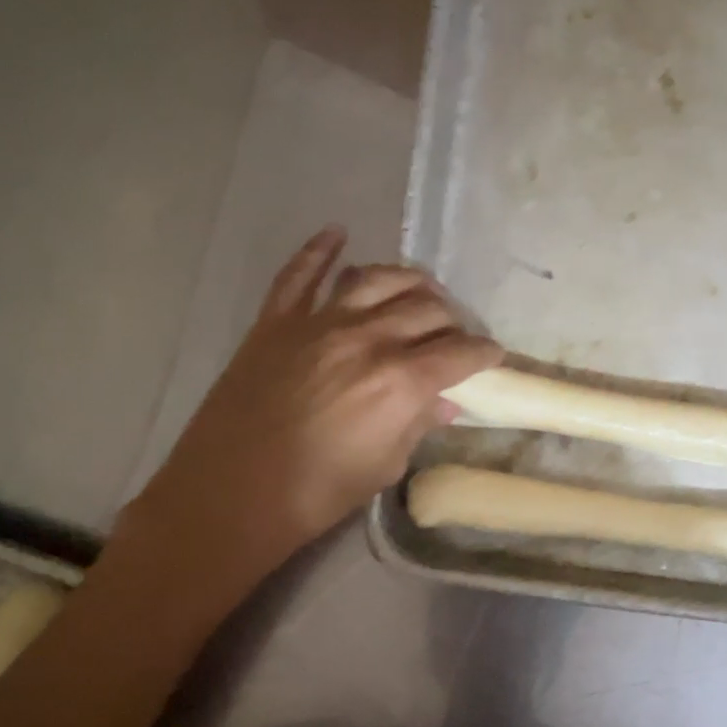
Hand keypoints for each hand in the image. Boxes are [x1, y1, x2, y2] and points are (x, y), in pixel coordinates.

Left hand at [120, 226, 501, 590]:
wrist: (233, 492)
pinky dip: (320, 249)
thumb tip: (442, 402)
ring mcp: (318, 323)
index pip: (458, 353)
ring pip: (374, 279)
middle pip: (424, 309)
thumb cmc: (318, 492)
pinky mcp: (276, 322)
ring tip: (420, 288)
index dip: (483, 352)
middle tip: (456, 333)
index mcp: (400, 381)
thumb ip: (416, 424)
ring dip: (406, 279)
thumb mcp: (384, 466)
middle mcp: (366, 339)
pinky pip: (300, 274)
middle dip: (451, 319)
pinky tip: (337, 233)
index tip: (493, 355)